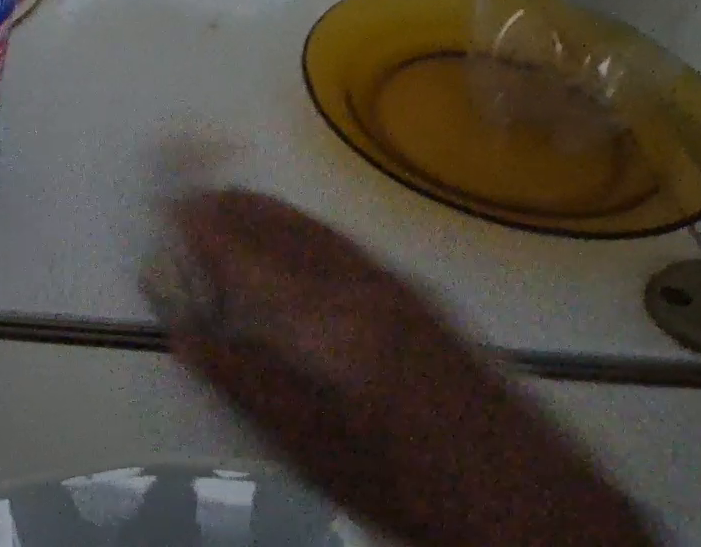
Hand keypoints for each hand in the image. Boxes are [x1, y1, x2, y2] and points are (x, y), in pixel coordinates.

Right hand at [149, 190, 653, 546]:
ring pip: (315, 229)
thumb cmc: (405, 483)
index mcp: (325, 319)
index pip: (248, 254)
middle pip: (283, 227)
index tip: (172, 207)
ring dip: (269, 211)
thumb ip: (245, 383)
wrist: (528, 504)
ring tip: (232, 202)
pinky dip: (305, 228)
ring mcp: (394, 285)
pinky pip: (344, 242)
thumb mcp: (312, 448)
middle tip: (194, 195)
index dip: (205, 228)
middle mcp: (359, 284)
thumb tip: (186, 336)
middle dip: (234, 206)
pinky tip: (296, 238)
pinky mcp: (419, 296)